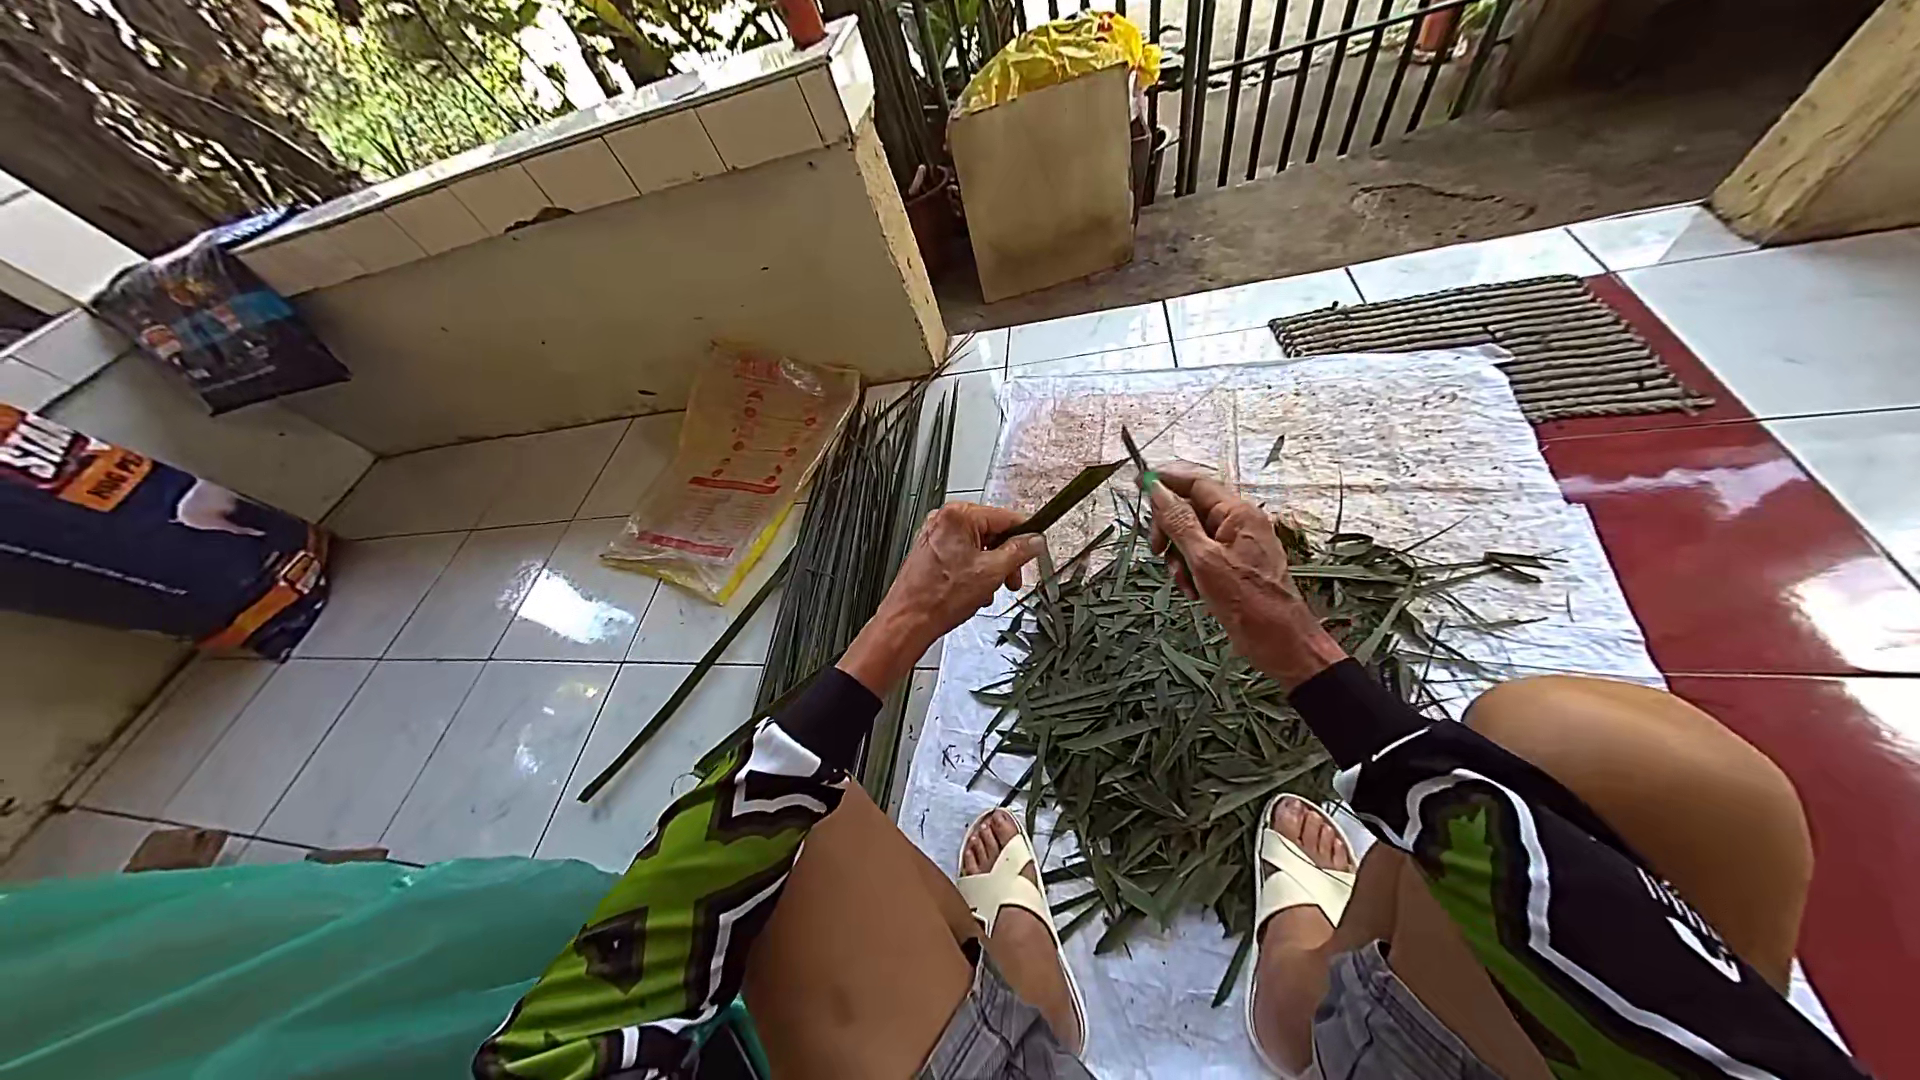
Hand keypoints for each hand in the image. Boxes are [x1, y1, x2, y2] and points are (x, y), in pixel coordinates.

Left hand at [838, 502, 1046, 696]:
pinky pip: (963, 555)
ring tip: (989, 589)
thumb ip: (1019, 552)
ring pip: (979, 546)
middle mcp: (944, 520)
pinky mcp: (932, 552)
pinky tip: (974, 590)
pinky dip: (974, 571)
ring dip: (990, 568)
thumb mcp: (992, 572)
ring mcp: (936, 535)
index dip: (1025, 537)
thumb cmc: (937, 597)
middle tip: (1011, 578)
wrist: (908, 620)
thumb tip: (1034, 541)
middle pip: (992, 532)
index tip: (1034, 550)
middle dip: (1006, 558)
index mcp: (958, 515)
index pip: (1006, 517)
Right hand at [1147, 468, 1345, 689]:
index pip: (1195, 484)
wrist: (1279, 642)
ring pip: (1191, 536)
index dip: (1165, 482)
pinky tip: (1193, 589)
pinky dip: (1190, 570)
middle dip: (1168, 530)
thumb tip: (1158, 490)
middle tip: (1158, 551)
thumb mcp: (1203, 559)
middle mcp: (1239, 524)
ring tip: (1183, 580)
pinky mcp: (1233, 565)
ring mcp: (1236, 545)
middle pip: (1189, 511)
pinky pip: (1201, 556)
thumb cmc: (1249, 602)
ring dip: (1178, 557)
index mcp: (1238, 514)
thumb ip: (1178, 521)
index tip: (1139, 482)